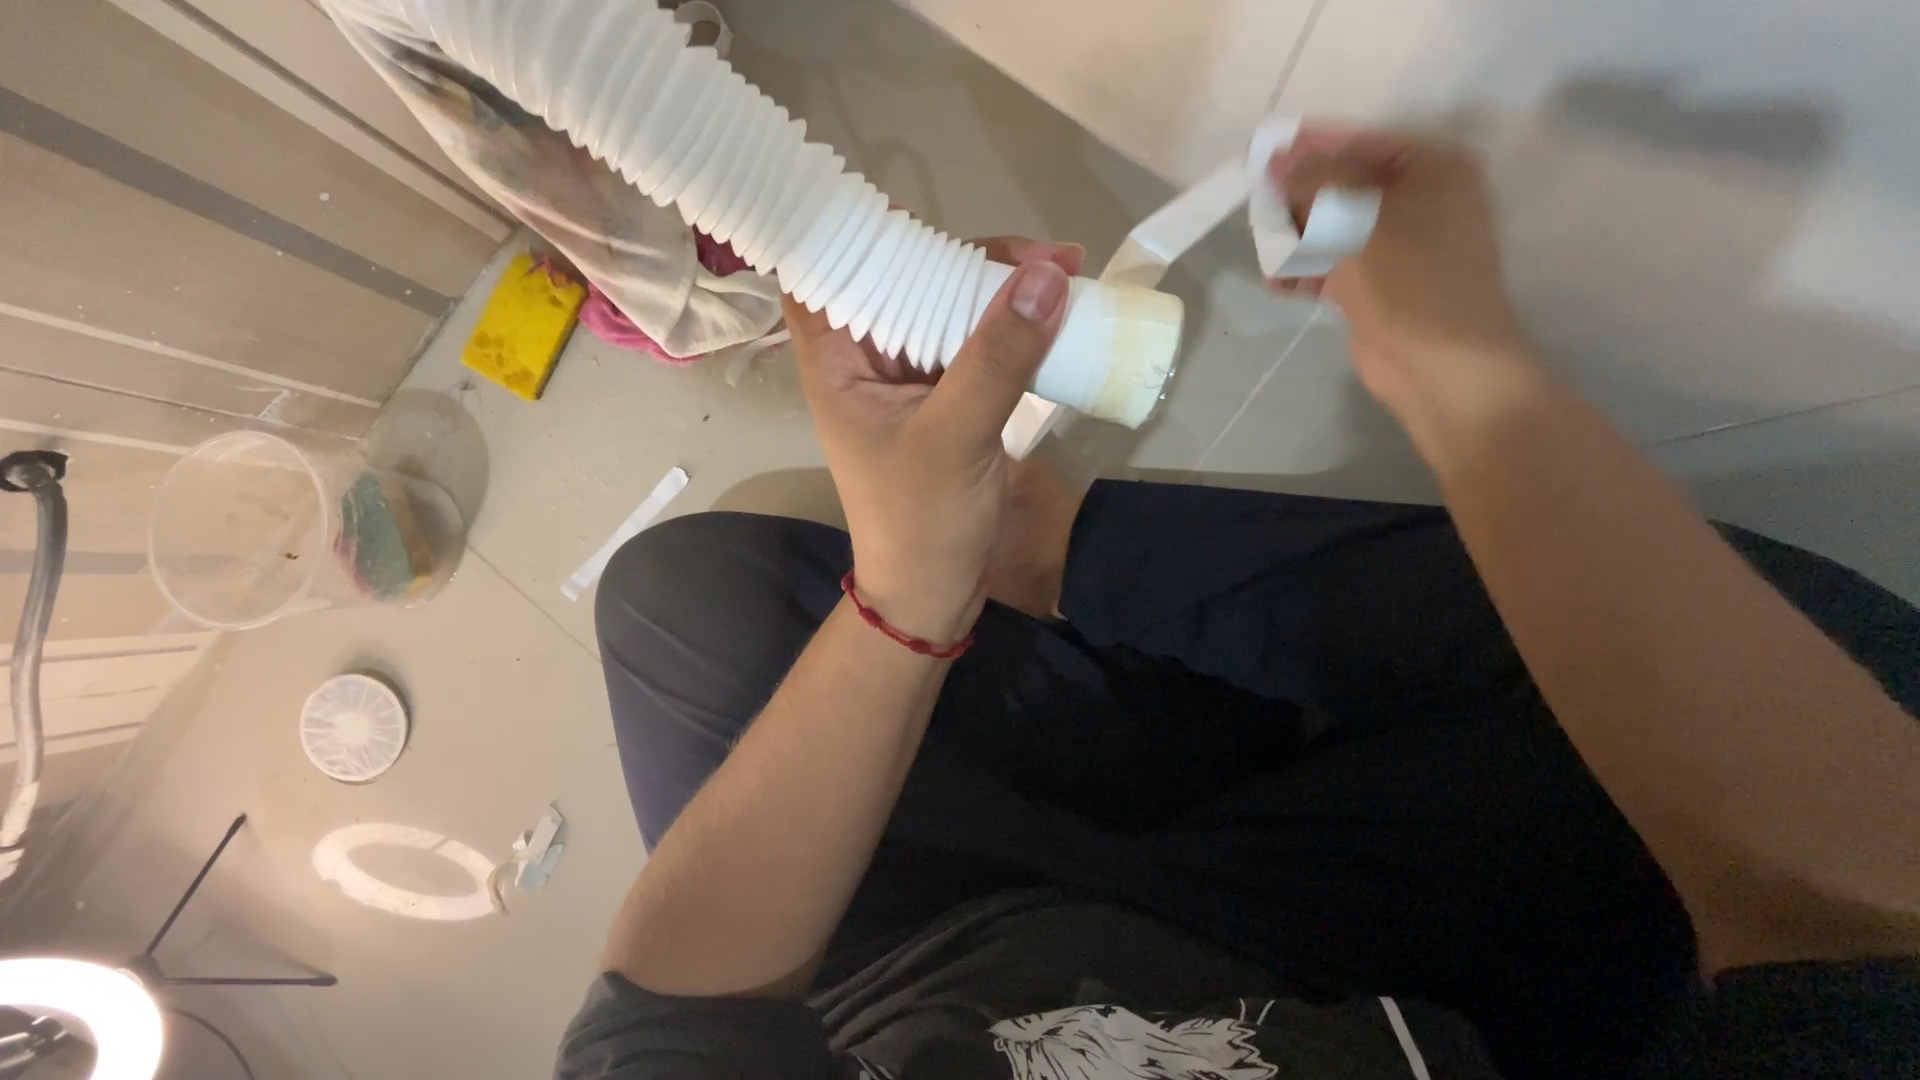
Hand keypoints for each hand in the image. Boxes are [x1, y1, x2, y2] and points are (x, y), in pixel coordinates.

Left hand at [788, 239, 1082, 641]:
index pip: (826, 270)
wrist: (937, 592)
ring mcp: (910, 377)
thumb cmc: (923, 522)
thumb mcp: (957, 437)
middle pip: (903, 278)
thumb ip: (997, 357)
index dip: (856, 228)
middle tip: (1039, 256)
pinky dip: (1010, 325)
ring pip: (945, 306)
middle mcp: (867, 359)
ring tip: (1064, 272)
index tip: (916, 207)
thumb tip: (1047, 276)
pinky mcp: (948, 394)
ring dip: (998, 288)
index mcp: (838, 363)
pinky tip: (1054, 310)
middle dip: (965, 257)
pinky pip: (974, 341)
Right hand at [1266, 127, 1540, 417]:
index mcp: (1433, 169)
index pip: (1364, 141)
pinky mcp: (1380, 286)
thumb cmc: (1407, 280)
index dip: (1313, 144)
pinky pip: (1335, 265)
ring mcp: (1401, 247)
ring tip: (1263, 246)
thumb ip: (1315, 182)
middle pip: (1347, 185)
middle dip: (1301, 195)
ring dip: (1297, 236)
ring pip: (1336, 228)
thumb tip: (1278, 161)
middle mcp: (1422, 201)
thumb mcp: (1358, 219)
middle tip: (1259, 202)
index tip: (1267, 150)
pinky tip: (1276, 281)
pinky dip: (1306, 271)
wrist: (1440, 364)